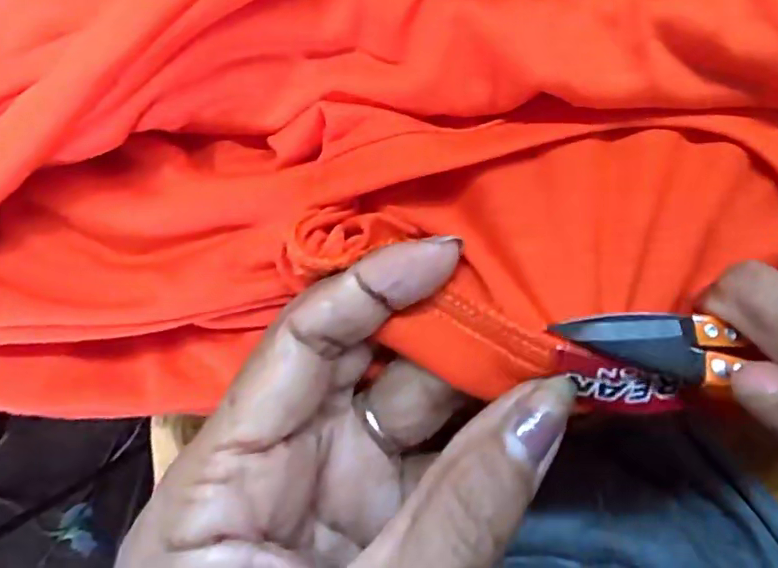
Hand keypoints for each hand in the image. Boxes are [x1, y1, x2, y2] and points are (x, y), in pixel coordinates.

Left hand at [119, 238, 575, 566]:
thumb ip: (463, 510)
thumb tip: (554, 399)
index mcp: (223, 484)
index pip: (302, 342)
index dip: (373, 284)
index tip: (448, 252)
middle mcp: (281, 471)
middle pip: (365, 362)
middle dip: (440, 323)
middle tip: (516, 288)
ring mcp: (341, 496)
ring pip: (415, 403)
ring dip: (479, 370)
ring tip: (542, 332)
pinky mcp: (390, 523)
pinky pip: (446, 453)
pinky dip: (491, 423)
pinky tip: (537, 392)